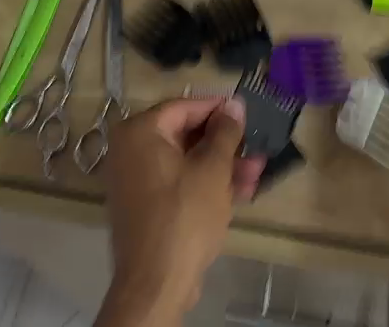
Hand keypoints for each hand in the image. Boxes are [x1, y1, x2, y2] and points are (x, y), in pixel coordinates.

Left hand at [96, 97, 267, 326]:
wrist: (157, 284)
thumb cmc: (184, 215)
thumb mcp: (212, 169)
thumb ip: (225, 132)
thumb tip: (234, 104)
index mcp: (139, 132)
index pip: (184, 106)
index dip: (218, 108)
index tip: (246, 111)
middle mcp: (131, 150)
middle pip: (185, 135)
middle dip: (224, 143)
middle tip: (255, 145)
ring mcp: (137, 180)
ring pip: (186, 162)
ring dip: (222, 166)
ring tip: (256, 171)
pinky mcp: (146, 206)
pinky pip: (179, 183)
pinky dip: (206, 184)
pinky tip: (240, 191)